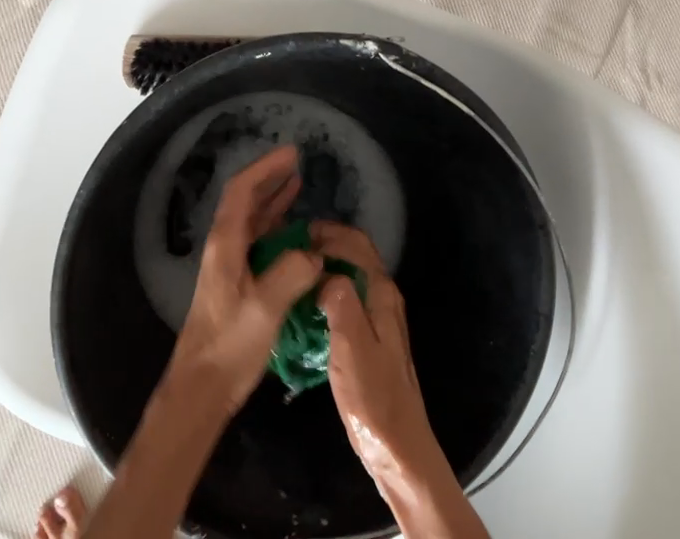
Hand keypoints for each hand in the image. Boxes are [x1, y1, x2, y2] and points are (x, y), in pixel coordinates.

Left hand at [166, 145, 323, 414]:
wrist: (200, 390)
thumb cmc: (229, 347)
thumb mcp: (265, 309)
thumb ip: (292, 273)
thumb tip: (313, 254)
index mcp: (225, 246)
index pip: (242, 193)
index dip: (266, 169)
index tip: (292, 154)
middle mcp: (223, 250)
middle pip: (244, 202)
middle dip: (270, 179)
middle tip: (298, 164)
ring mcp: (228, 268)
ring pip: (251, 223)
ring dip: (273, 203)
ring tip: (298, 187)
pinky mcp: (235, 287)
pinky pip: (257, 245)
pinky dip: (276, 230)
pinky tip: (294, 236)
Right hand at [311, 223, 449, 489]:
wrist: (396, 444)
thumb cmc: (373, 397)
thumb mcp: (352, 346)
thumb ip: (340, 301)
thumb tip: (323, 271)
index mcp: (380, 293)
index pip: (354, 243)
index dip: (323, 235)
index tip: (288, 240)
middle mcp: (382, 297)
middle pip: (353, 254)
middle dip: (321, 245)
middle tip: (283, 252)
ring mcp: (377, 318)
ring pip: (348, 276)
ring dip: (321, 268)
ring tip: (287, 274)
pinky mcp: (367, 337)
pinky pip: (345, 300)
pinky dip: (324, 292)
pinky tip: (301, 306)